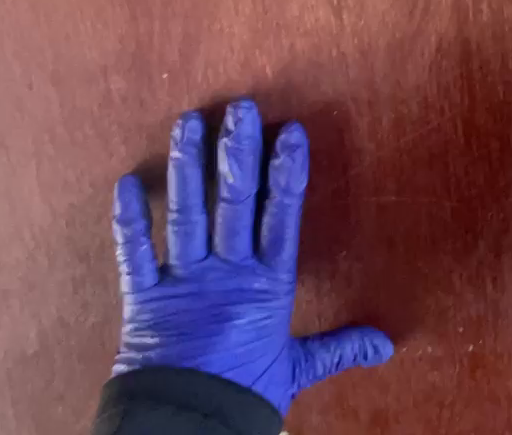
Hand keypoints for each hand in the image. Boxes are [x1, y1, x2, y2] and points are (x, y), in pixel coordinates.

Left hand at [111, 99, 392, 415]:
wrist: (188, 433)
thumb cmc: (245, 394)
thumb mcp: (297, 367)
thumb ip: (339, 347)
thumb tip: (387, 344)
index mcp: (269, 282)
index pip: (283, 213)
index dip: (287, 172)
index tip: (290, 132)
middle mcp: (229, 273)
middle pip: (236, 201)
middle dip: (239, 152)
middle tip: (242, 108)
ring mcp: (185, 284)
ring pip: (187, 215)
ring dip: (189, 168)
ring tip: (190, 122)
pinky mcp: (144, 302)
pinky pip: (133, 257)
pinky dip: (127, 222)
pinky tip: (124, 183)